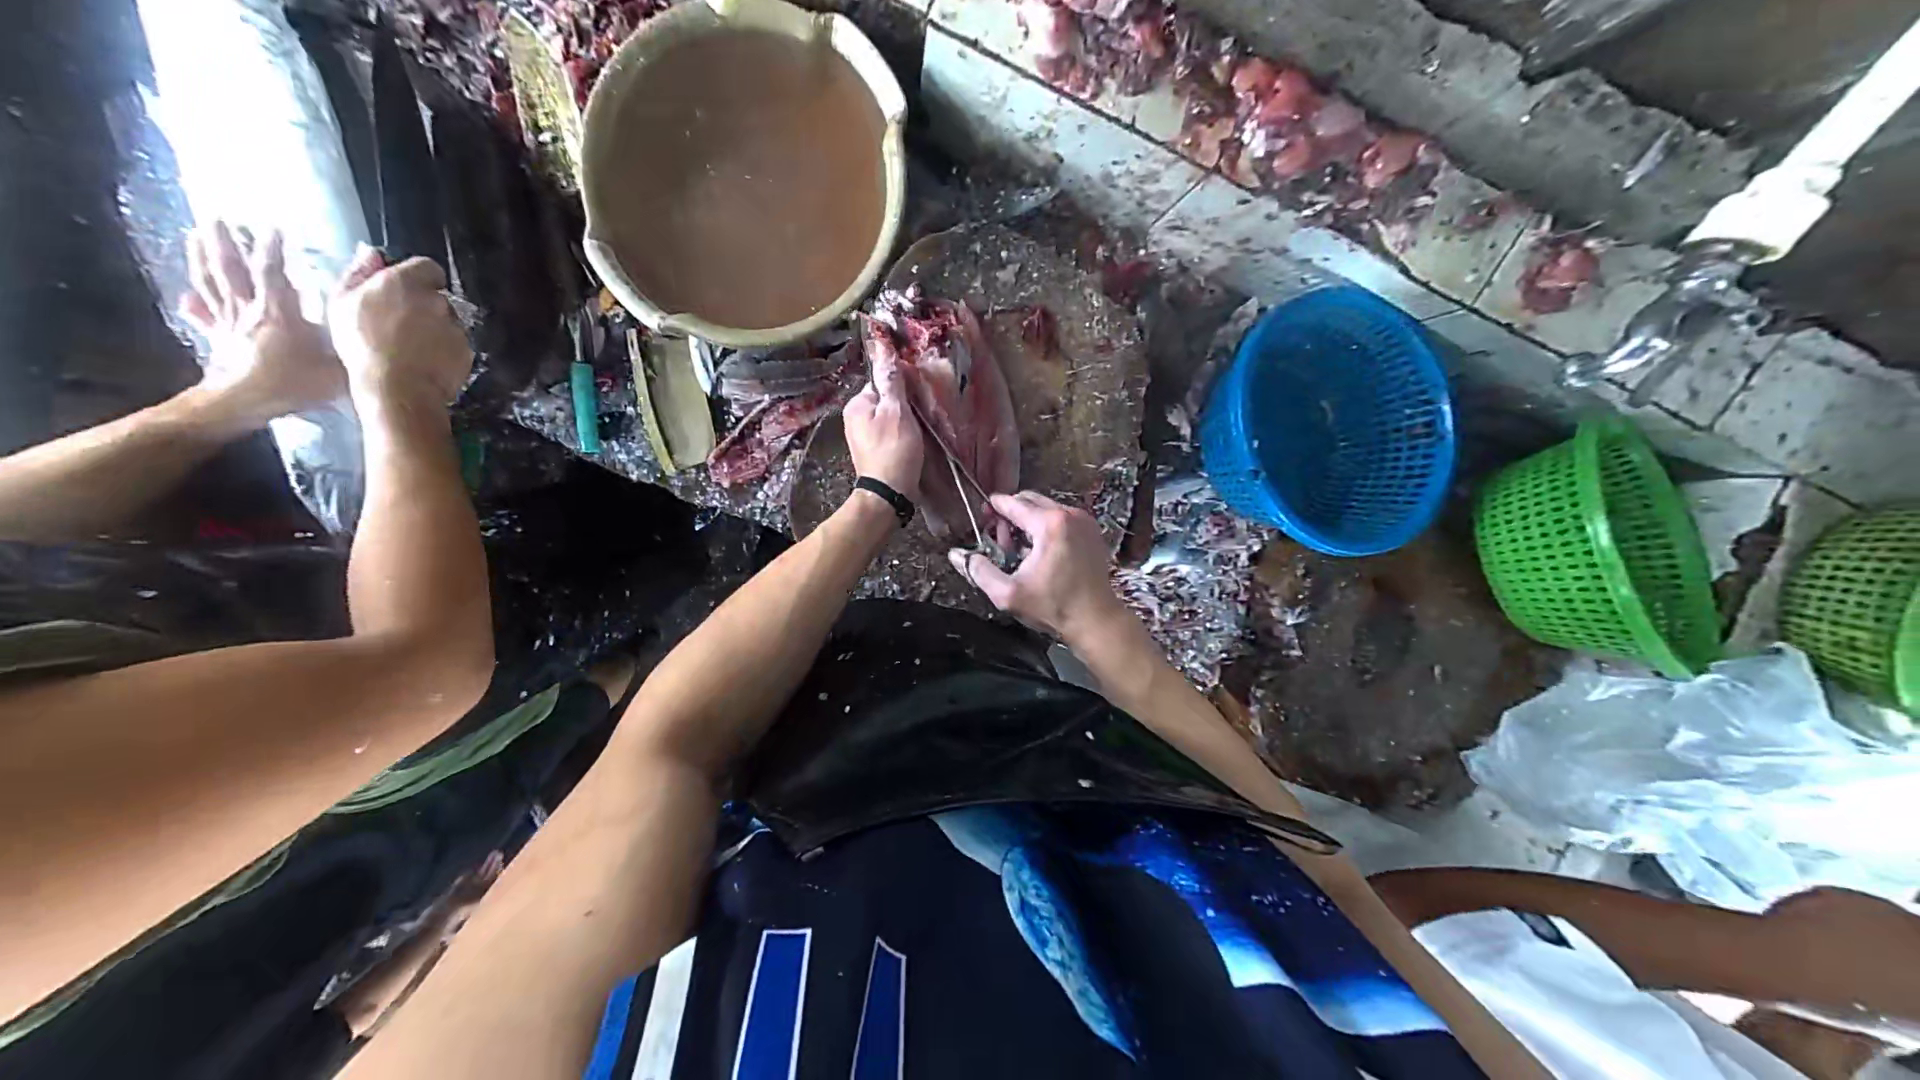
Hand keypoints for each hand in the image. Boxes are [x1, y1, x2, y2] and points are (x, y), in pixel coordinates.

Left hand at [181, 222, 345, 424]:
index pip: (273, 272)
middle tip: (219, 219)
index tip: (274, 227)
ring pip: (211, 283)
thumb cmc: (297, 383)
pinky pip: (203, 315)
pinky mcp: (217, 339)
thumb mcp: (337, 360)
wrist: (246, 403)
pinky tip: (187, 295)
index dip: (273, 248)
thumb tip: (364, 305)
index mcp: (277, 312)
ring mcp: (228, 324)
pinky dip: (194, 302)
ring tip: (195, 236)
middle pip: (231, 269)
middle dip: (226, 243)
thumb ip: (349, 331)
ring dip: (202, 257)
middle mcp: (248, 311)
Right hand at [328, 245, 473, 406]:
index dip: (418, 277)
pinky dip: (445, 350)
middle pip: (436, 297)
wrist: (397, 387)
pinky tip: (425, 361)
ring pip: (447, 322)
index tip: (405, 291)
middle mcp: (438, 302)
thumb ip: (358, 273)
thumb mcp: (342, 302)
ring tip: (410, 347)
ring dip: (434, 328)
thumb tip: (371, 252)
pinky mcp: (467, 351)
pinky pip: (456, 345)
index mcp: (407, 283)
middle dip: (422, 306)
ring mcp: (456, 327)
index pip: (428, 266)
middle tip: (399, 324)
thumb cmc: (362, 344)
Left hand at [842, 337, 923, 503]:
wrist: (888, 494)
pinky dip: (901, 438)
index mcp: (856, 405)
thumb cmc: (894, 450)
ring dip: (905, 424)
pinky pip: (889, 436)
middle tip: (920, 418)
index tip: (916, 399)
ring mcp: (861, 438)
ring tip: (918, 433)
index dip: (901, 388)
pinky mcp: (872, 454)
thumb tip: (884, 351)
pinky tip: (911, 446)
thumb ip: (892, 382)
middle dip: (904, 407)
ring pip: (889, 420)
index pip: (881, 383)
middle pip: (885, 402)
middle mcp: (853, 419)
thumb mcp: (897, 411)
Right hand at [950, 491, 1124, 638]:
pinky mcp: (1092, 532)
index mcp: (1050, 524)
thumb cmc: (1054, 607)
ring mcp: (1084, 522)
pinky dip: (1046, 527)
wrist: (1096, 620)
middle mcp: (1069, 515)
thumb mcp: (1008, 593)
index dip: (994, 507)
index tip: (983, 514)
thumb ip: (979, 571)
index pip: (1014, 503)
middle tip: (999, 538)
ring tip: (1018, 549)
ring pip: (1046, 508)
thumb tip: (957, 555)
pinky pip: (1062, 518)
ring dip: (1028, 521)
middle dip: (1011, 515)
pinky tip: (1039, 552)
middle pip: (1030, 500)